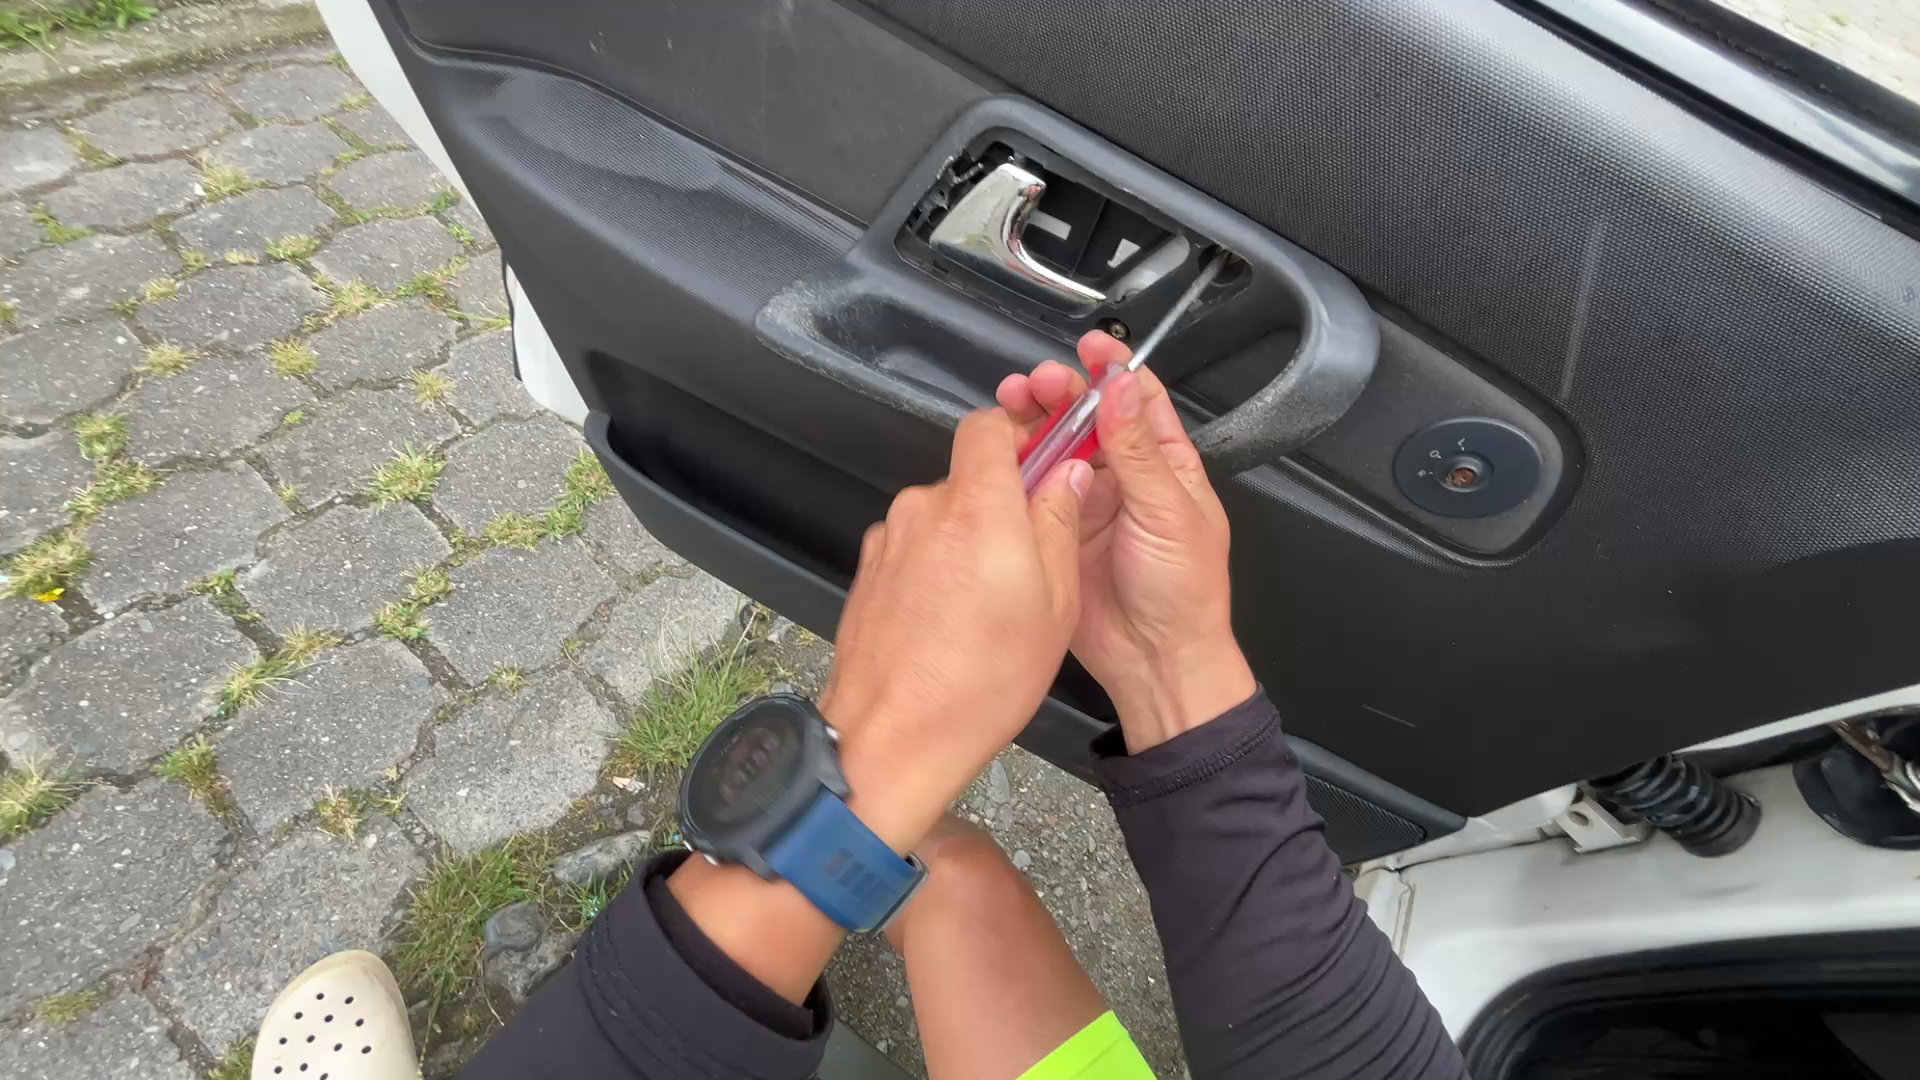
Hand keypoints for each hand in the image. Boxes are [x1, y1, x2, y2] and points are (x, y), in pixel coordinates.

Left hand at [668, 408, 1087, 1003]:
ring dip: (967, 536)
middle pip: (968, 474)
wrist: (893, 737)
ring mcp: (889, 538)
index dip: (1017, 432)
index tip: (1040, 457)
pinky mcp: (868, 568)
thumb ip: (1059, 522)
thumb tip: (1066, 475)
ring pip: (941, 512)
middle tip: (1026, 551)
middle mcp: (924, 509)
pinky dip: (935, 562)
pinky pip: (914, 544)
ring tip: (985, 599)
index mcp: (978, 506)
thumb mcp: (1054, 602)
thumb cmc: (982, 680)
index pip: (988, 424)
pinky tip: (947, 613)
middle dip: (1000, 499)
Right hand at [997, 332, 1255, 751]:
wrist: (1153, 659)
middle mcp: (1123, 477)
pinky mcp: (1058, 528)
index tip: (1091, 346)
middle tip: (1036, 383)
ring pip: (1056, 447)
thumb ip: (1138, 450)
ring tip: (1011, 404)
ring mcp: (1087, 502)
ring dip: (1034, 422)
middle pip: (1088, 418)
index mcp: (1166, 465)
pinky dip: (1017, 468)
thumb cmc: (1183, 590)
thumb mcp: (1167, 512)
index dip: (1115, 370)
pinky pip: (1033, 489)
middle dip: (1061, 393)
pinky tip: (1003, 452)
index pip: (1139, 400)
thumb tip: (1122, 386)